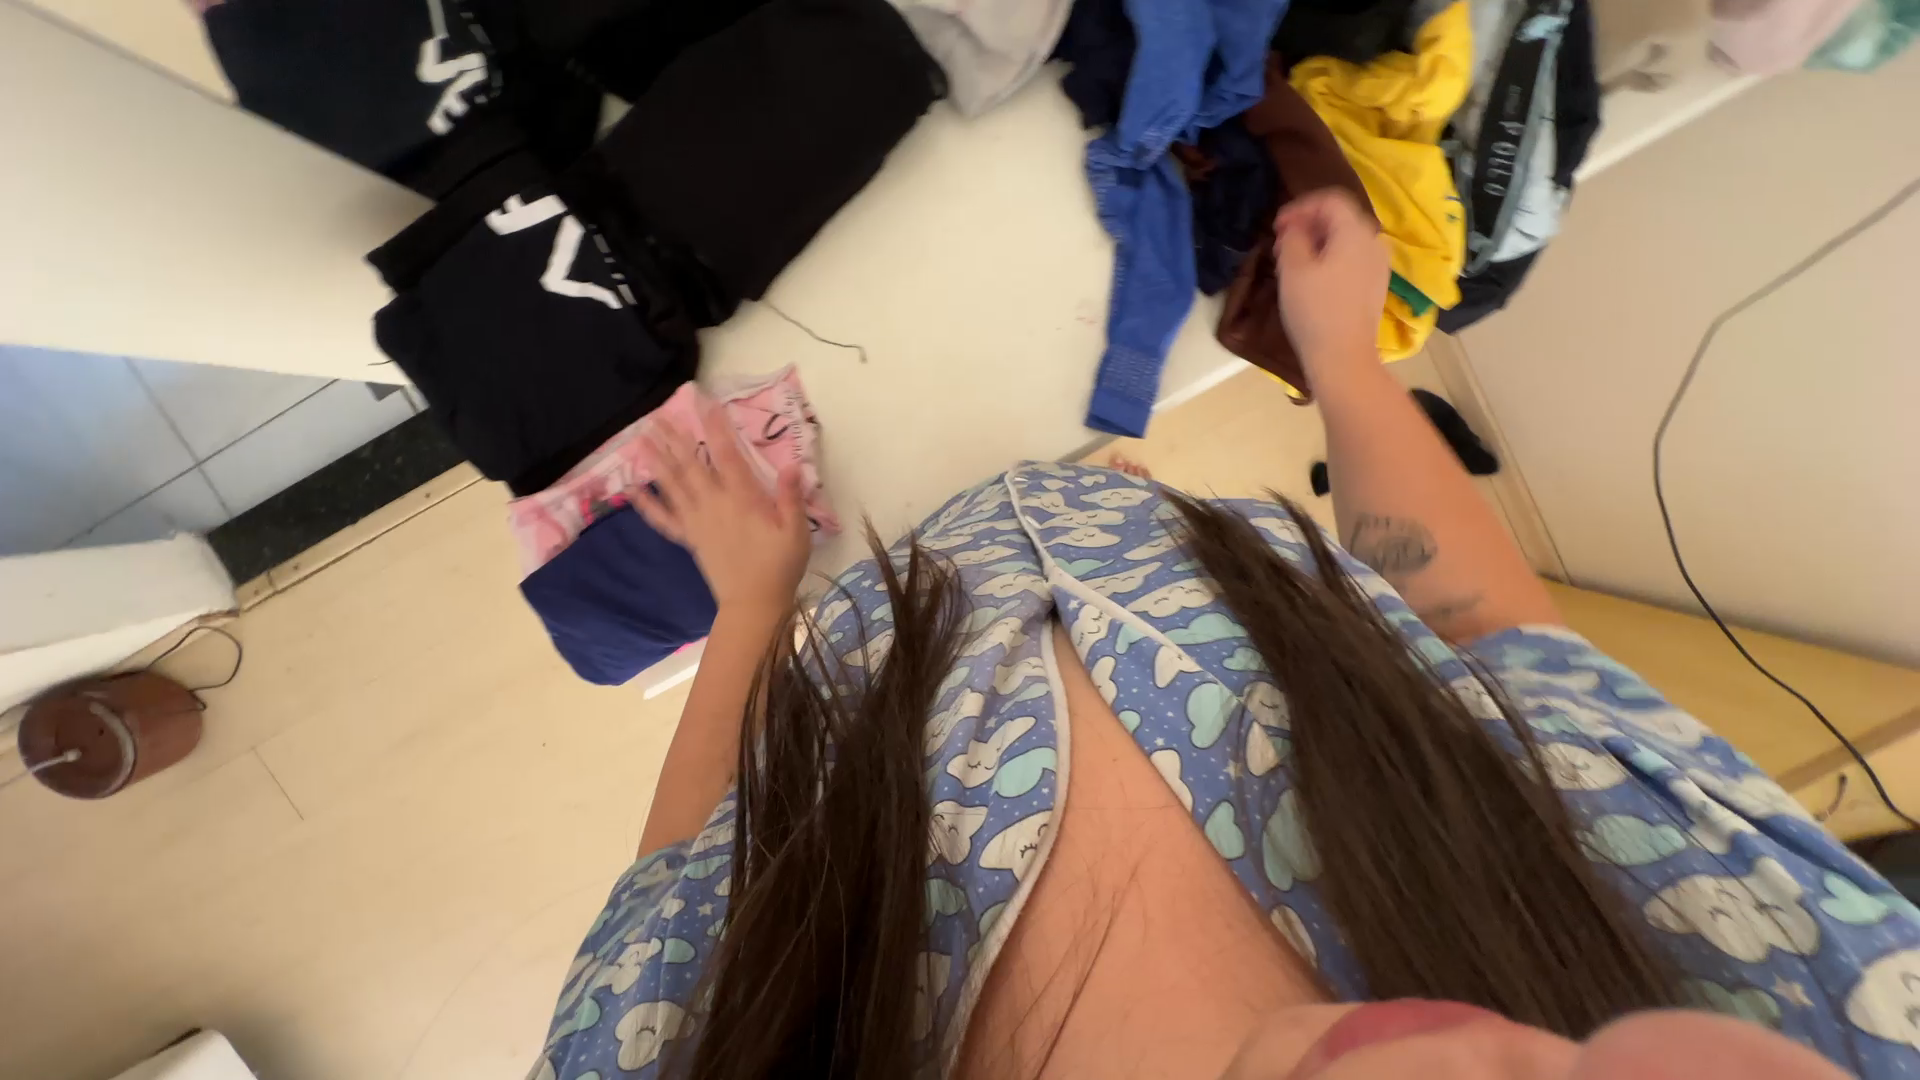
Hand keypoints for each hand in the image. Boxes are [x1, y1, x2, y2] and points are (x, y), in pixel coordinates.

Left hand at [633, 404, 810, 618]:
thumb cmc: (780, 565)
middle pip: (691, 465)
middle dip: (675, 439)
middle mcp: (714, 504)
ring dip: (656, 461)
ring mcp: (697, 521)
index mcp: (742, 499)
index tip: (706, 404)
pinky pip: (663, 519)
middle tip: (657, 416)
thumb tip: (793, 465)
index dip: (717, 428)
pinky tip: (632, 489)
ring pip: (672, 485)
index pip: (727, 455)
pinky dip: (646, 504)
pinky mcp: (690, 538)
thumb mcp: (796, 530)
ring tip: (640, 439)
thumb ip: (791, 497)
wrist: (754, 603)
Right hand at [1273, 188, 1389, 386]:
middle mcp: (1373, 242)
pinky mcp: (1374, 286)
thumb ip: (1292, 238)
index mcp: (1355, 232)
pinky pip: (1351, 260)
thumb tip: (1295, 228)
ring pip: (1345, 241)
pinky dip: (1330, 260)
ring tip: (1293, 263)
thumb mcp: (1293, 270)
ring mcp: (1378, 266)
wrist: (1343, 357)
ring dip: (1317, 244)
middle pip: (1340, 219)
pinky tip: (1312, 281)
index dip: (1300, 207)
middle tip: (1280, 244)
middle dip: (1308, 225)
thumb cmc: (1314, 311)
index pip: (1330, 200)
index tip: (1276, 225)